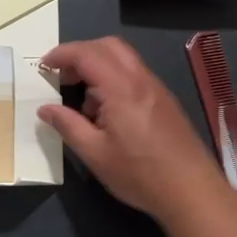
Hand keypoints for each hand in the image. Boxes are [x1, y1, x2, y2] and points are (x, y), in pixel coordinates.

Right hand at [39, 36, 228, 220]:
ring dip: (98, 66)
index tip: (44, 67)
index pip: (87, 54)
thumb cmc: (140, 174)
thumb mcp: (95, 153)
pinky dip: (114, 78)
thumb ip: (67, 125)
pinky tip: (108, 112)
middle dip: (80, 53)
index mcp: (121, 88)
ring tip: (84, 102)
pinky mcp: (164, 100)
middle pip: (108, 46)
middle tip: (63, 77)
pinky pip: (134, 74)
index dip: (61, 54)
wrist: (192, 191)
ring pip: (123, 58)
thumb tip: (45, 108)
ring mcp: (156, 88)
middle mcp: (140, 79)